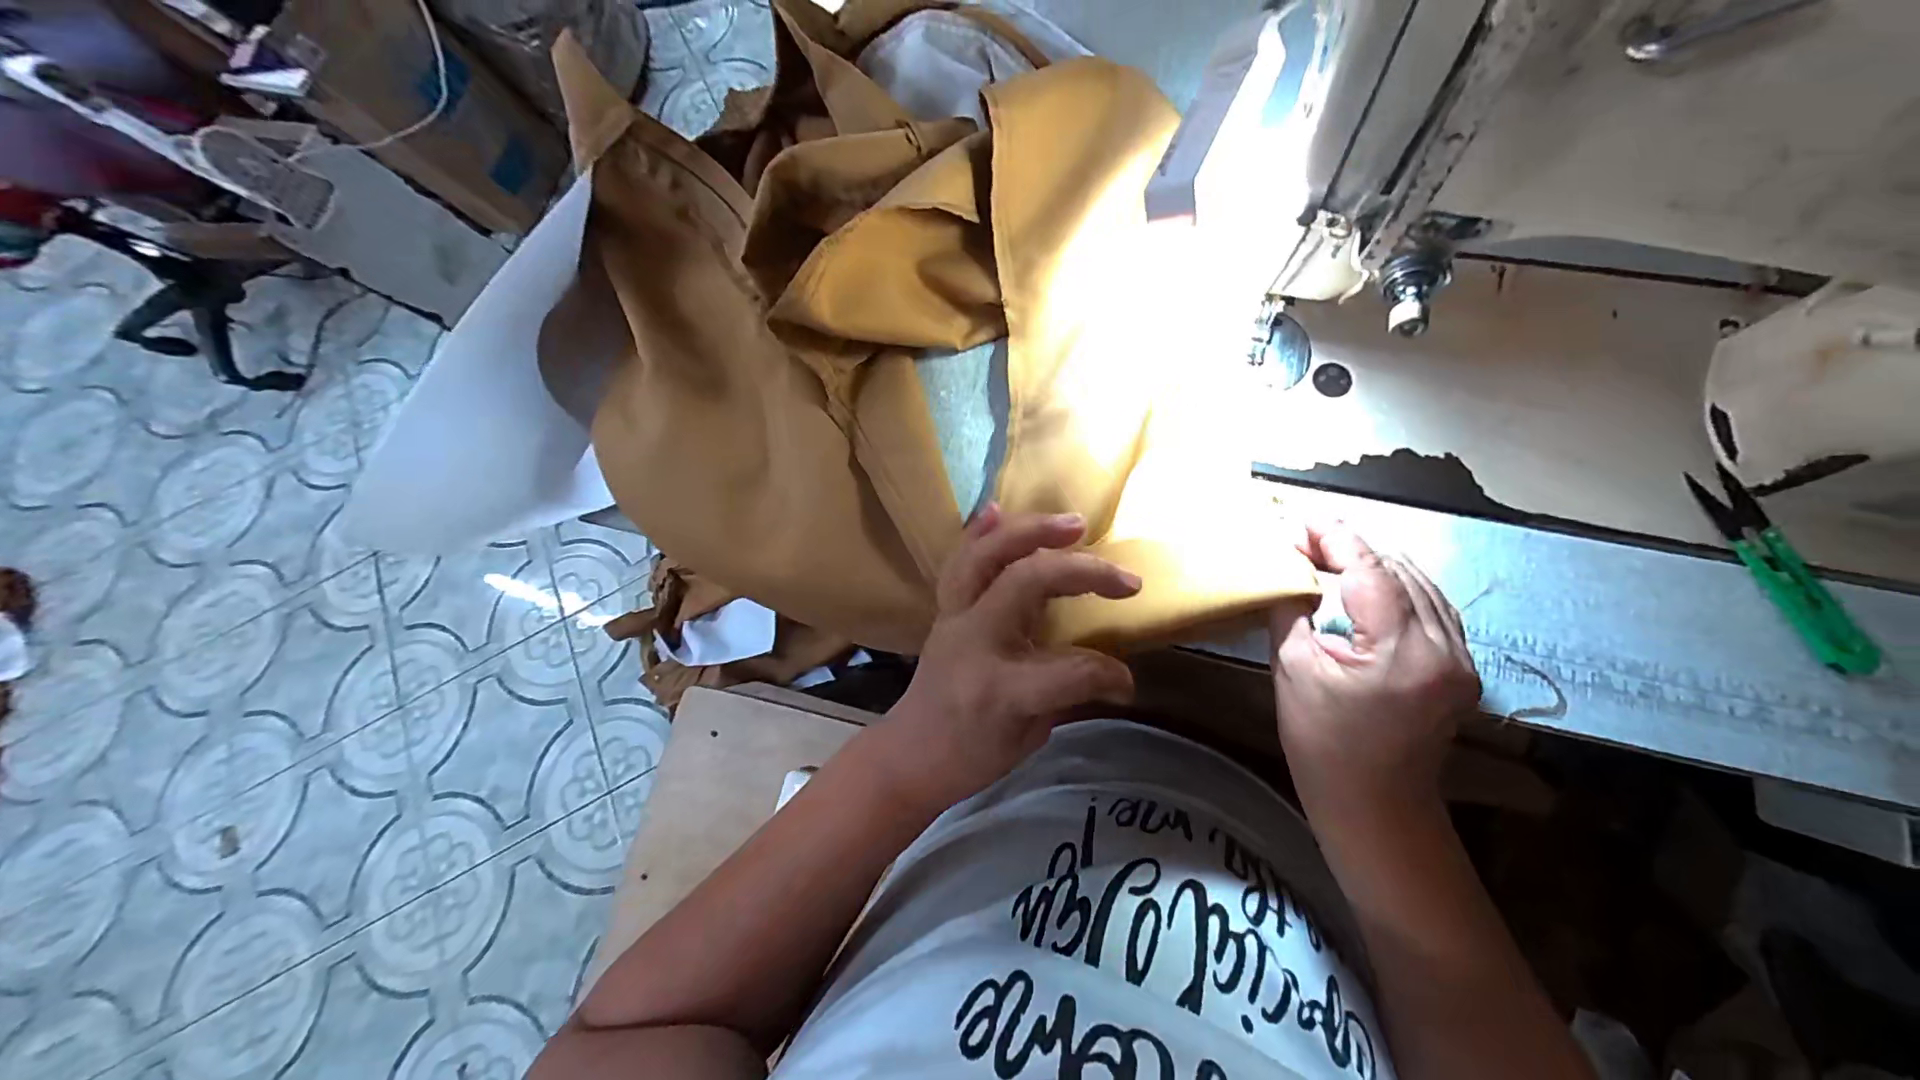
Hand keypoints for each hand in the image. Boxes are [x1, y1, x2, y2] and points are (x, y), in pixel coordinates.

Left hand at [878, 504, 1141, 809]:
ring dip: (1031, 533)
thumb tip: (1113, 671)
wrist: (908, 754)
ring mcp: (953, 619)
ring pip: (986, 558)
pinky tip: (997, 509)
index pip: (1067, 668)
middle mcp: (973, 641)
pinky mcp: (944, 611)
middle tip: (1123, 577)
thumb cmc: (971, 755)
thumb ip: (1067, 694)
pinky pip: (960, 563)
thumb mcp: (1028, 737)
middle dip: (1079, 572)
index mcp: (998, 687)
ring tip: (1072, 523)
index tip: (1125, 685)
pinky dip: (979, 534)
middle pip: (1025, 583)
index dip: (1106, 674)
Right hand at [1271, 522, 1480, 809]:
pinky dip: (1396, 588)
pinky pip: (1430, 609)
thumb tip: (1287, 564)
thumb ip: (1292, 608)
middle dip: (1353, 547)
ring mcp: (1461, 660)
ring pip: (1421, 586)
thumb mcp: (1293, 669)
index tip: (1304, 519)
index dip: (1336, 538)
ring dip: (1375, 565)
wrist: (1373, 804)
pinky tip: (1365, 585)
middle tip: (1307, 537)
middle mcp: (1445, 649)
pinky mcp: (1461, 669)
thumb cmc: (1321, 743)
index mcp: (1403, 652)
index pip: (1372, 572)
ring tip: (1330, 554)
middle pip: (1401, 572)